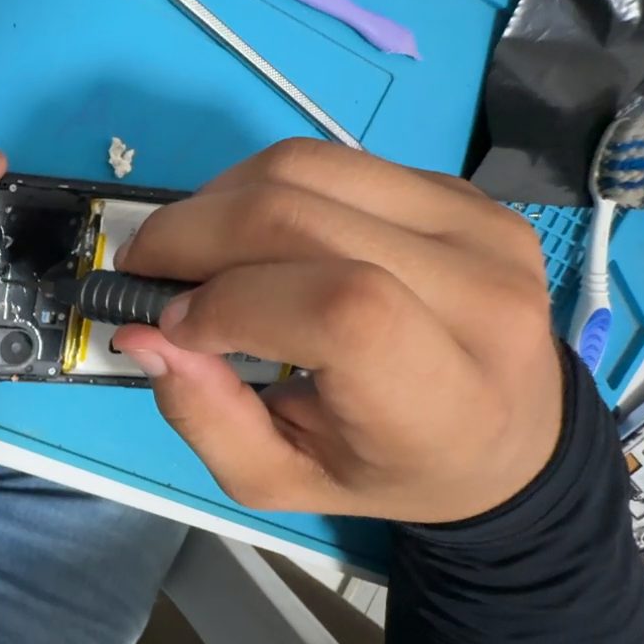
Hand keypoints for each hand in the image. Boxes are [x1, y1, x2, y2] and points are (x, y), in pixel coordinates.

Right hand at [110, 139, 563, 523]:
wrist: (504, 434)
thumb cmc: (380, 470)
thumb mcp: (278, 479)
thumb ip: (204, 418)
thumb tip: (138, 335)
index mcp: (443, 398)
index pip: (340, 309)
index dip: (232, 303)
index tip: (171, 328)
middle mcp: (480, 295)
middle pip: (301, 218)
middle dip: (187, 235)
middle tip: (141, 268)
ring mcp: (478, 228)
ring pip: (303, 170)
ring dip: (212, 202)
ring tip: (186, 249)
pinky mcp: (460, 193)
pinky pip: (327, 163)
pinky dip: (253, 188)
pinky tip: (240, 233)